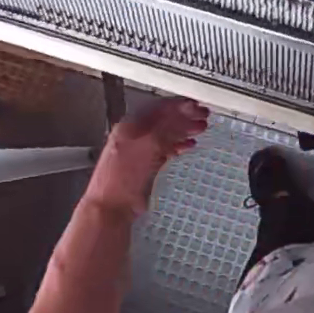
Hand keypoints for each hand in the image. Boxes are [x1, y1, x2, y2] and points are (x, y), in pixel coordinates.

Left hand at [80, 97, 209, 223]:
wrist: (111, 207)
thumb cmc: (122, 178)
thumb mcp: (149, 146)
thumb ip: (166, 129)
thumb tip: (182, 117)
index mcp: (130, 126)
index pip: (159, 107)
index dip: (179, 104)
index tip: (195, 104)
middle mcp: (133, 136)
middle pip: (164, 120)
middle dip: (185, 116)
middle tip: (202, 115)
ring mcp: (138, 151)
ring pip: (165, 134)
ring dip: (184, 130)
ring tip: (200, 128)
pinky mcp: (144, 166)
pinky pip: (165, 149)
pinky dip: (178, 145)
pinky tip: (187, 146)